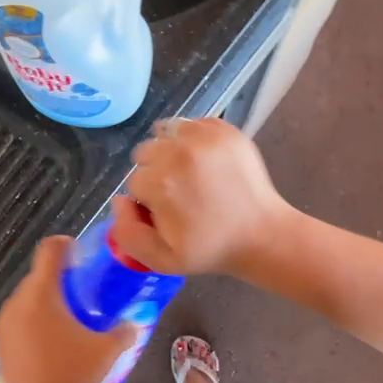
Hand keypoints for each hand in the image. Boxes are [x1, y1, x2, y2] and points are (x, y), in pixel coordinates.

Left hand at [0, 237, 137, 382]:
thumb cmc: (73, 374)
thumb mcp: (107, 350)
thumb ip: (124, 332)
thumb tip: (134, 325)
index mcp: (42, 293)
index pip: (49, 250)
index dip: (66, 245)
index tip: (81, 255)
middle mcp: (18, 302)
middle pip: (39, 276)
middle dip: (60, 281)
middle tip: (83, 295)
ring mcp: (5, 323)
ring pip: (27, 300)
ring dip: (47, 303)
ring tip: (69, 321)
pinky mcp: (0, 343)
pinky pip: (20, 320)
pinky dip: (35, 322)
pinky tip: (53, 343)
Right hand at [110, 118, 297, 275]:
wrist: (261, 234)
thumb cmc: (210, 250)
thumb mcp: (161, 259)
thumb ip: (127, 233)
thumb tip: (120, 202)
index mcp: (160, 182)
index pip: (134, 183)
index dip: (148, 200)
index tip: (168, 213)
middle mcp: (179, 151)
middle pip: (145, 153)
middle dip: (156, 172)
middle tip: (179, 194)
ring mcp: (205, 136)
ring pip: (165, 133)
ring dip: (170, 152)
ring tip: (190, 175)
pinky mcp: (224, 129)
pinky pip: (191, 124)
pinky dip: (192, 139)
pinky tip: (203, 161)